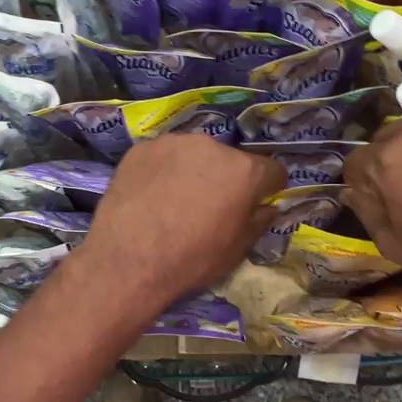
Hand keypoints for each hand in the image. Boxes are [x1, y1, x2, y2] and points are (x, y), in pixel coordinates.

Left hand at [73, 135, 286, 310]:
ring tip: (174, 201)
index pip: (273, 171)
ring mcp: (173, 143)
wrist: (128, 258)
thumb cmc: (191, 258)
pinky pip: (162, 157)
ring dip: (192, 171)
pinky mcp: (142, 148)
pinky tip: (150, 196)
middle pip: (229, 160)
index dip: (268, 189)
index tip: (257, 203)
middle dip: (226, 179)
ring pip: (193, 155)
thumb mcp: (236, 250)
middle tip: (209, 207)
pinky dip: (162, 171)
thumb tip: (266, 207)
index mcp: (244, 170)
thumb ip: (258, 221)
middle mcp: (212, 146)